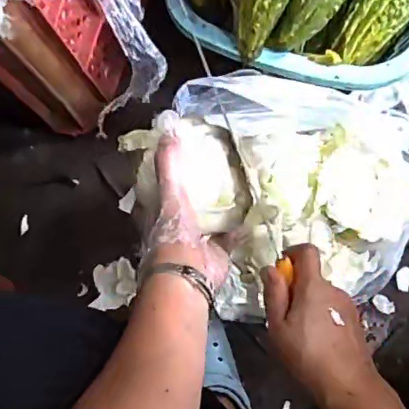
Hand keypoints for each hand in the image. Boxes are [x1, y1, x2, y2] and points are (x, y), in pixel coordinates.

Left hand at [144, 132, 230, 288]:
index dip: (166, 178)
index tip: (179, 160)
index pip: (158, 193)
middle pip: (185, 207)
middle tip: (211, 171)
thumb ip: (169, 168)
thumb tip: (168, 132)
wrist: (188, 276)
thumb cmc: (172, 236)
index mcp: (157, 216)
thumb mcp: (170, 197)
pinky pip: (230, 236)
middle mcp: (176, 229)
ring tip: (233, 188)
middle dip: (195, 193)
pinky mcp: (218, 253)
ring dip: (218, 211)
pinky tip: (250, 213)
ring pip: (208, 221)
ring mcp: (198, 242)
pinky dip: (239, 227)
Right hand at [260, 244, 384, 406]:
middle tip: (283, 315)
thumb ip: (274, 294)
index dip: (292, 253)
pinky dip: (321, 317)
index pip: (307, 251)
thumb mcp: (279, 327)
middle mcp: (334, 289)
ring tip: (299, 334)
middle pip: (313, 277)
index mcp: (313, 286)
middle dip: (296, 288)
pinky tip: (317, 342)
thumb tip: (271, 268)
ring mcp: (348, 305)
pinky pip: (332, 309)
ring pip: (323, 295)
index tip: (280, 269)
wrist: (347, 383)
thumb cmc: (306, 355)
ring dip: (309, 305)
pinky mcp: (355, 320)